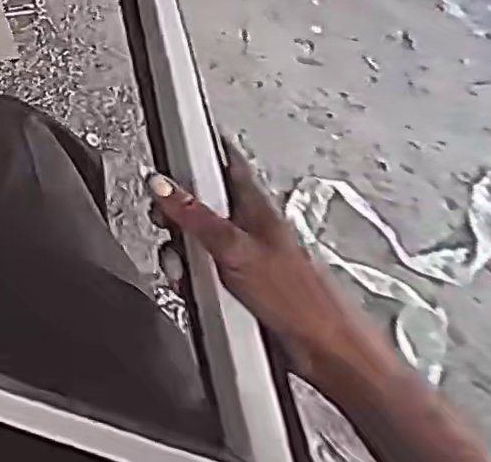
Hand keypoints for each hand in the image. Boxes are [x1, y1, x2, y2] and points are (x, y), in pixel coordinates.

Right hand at [148, 143, 393, 382]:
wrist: (330, 357)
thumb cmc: (300, 300)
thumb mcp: (233, 248)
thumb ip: (192, 213)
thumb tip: (160, 182)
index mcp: (254, 205)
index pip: (224, 160)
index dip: (201, 145)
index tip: (178, 133)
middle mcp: (250, 225)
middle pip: (200, 202)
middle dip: (175, 212)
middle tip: (165, 221)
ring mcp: (246, 255)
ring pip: (198, 238)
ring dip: (182, 251)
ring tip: (183, 266)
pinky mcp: (242, 285)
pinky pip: (204, 269)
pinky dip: (193, 276)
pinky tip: (195, 287)